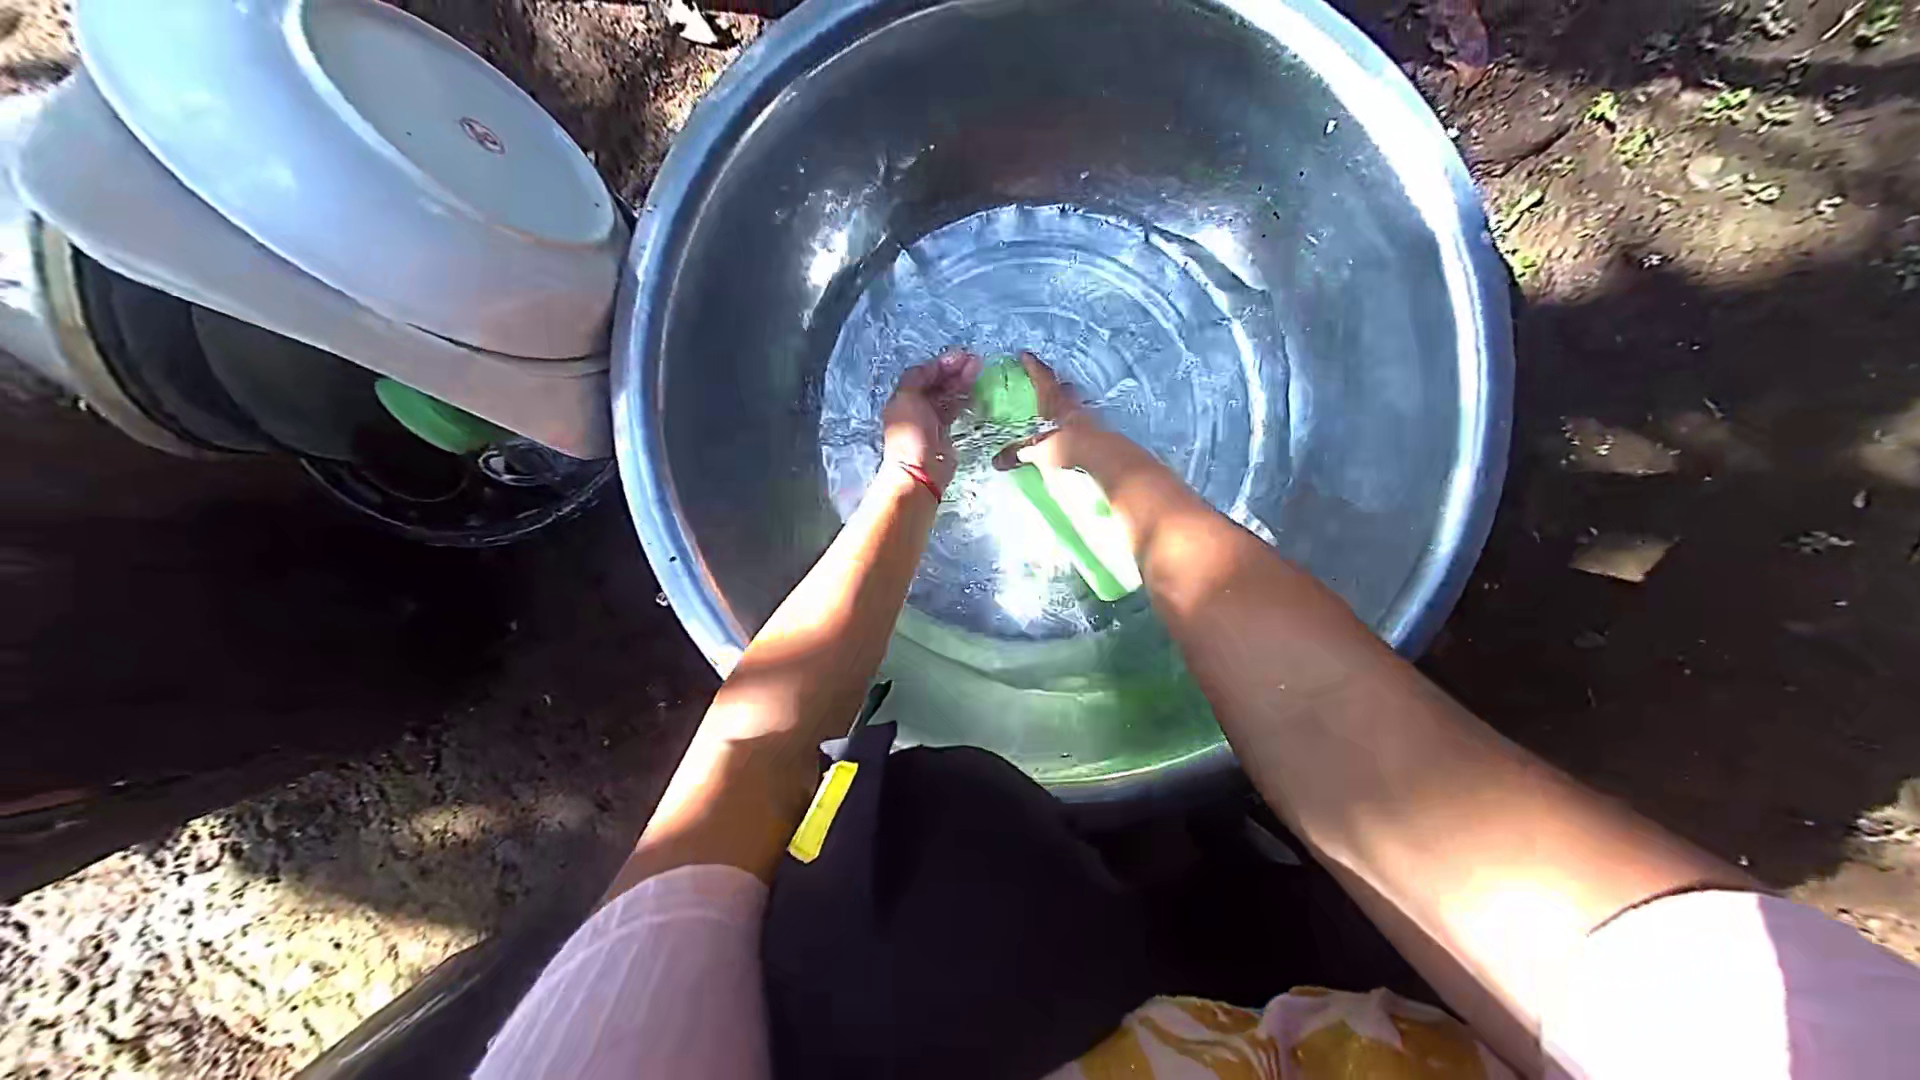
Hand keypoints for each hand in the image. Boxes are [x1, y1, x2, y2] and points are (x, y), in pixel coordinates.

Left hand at [883, 347, 981, 492]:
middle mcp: (917, 407)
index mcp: (905, 397)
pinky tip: (975, 392)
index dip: (942, 364)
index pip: (925, 374)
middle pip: (938, 383)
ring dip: (962, 382)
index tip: (962, 356)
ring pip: (948, 395)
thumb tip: (932, 367)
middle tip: (976, 362)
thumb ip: (917, 379)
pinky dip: (964, 400)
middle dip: (956, 371)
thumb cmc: (912, 434)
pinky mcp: (945, 434)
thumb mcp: (907, 398)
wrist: (920, 472)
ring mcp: (931, 421)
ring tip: (978, 371)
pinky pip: (955, 411)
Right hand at [993, 351, 1105, 472]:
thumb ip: (1020, 454)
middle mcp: (1072, 405)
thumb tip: (1000, 460)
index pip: (1042, 379)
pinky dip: (1077, 423)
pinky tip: (1073, 431)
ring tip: (1061, 410)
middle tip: (1048, 384)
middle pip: (1064, 388)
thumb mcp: (1038, 452)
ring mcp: (1089, 417)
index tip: (1025, 355)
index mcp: (1054, 403)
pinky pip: (1085, 422)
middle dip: (1056, 385)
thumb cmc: (1065, 447)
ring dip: (1069, 404)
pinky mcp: (1100, 431)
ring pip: (1076, 403)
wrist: (1100, 457)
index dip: (1033, 367)